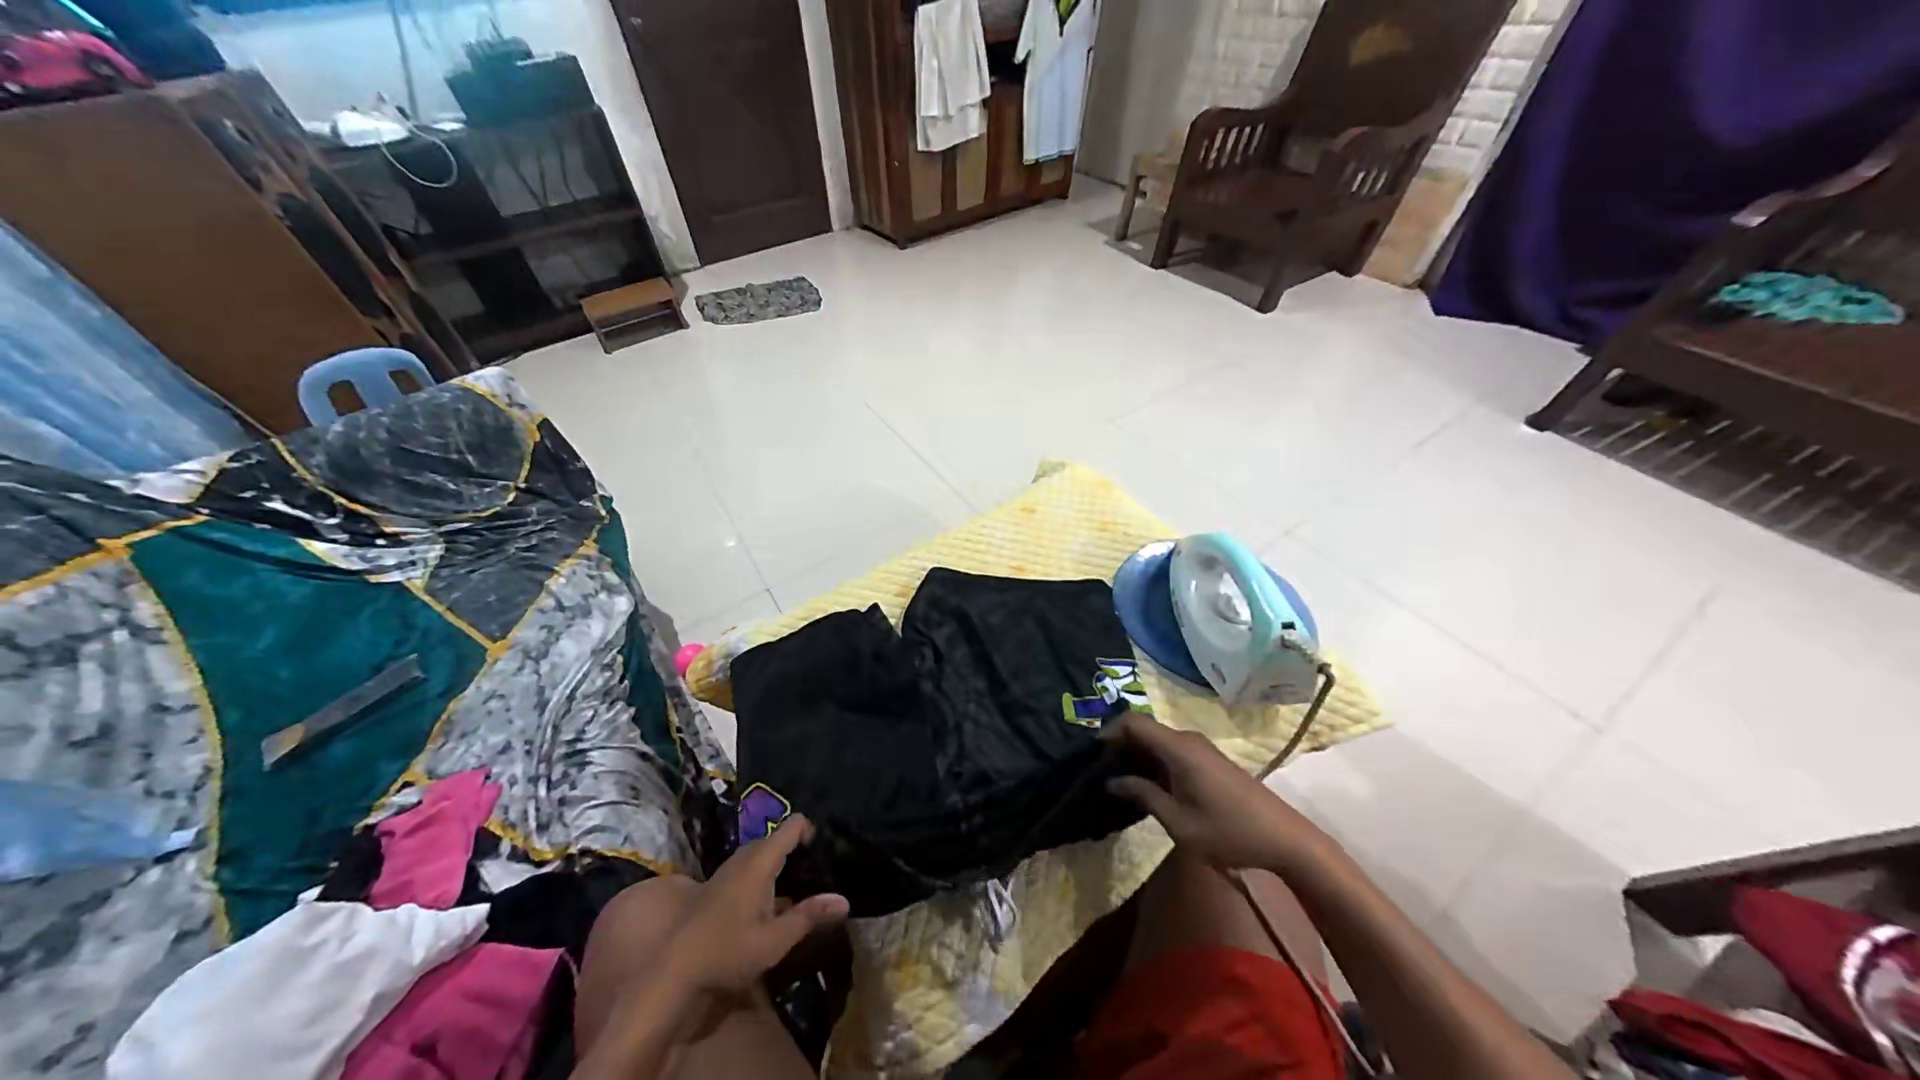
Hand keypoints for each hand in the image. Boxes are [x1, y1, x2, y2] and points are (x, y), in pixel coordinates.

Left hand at [660, 814, 849, 996]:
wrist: (672, 971)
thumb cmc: (727, 951)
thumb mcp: (775, 940)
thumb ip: (809, 916)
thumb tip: (844, 900)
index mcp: (760, 862)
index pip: (792, 826)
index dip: (811, 831)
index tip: (826, 851)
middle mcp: (744, 859)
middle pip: (777, 839)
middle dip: (799, 848)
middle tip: (820, 870)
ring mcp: (727, 872)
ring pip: (761, 854)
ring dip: (781, 863)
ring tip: (802, 884)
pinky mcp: (717, 888)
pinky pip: (749, 868)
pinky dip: (766, 874)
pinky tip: (773, 902)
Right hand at [1102, 713, 1336, 875]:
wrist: (1285, 839)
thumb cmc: (1228, 832)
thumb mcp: (1179, 822)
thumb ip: (1143, 796)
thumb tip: (1112, 781)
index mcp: (1178, 749)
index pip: (1134, 721)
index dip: (1110, 731)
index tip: (1092, 753)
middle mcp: (1188, 740)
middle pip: (1145, 729)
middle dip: (1121, 745)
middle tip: (1102, 771)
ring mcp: (1202, 749)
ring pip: (1159, 740)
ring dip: (1138, 755)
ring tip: (1121, 781)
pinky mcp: (1211, 761)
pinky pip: (1173, 750)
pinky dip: (1156, 761)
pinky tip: (1150, 786)